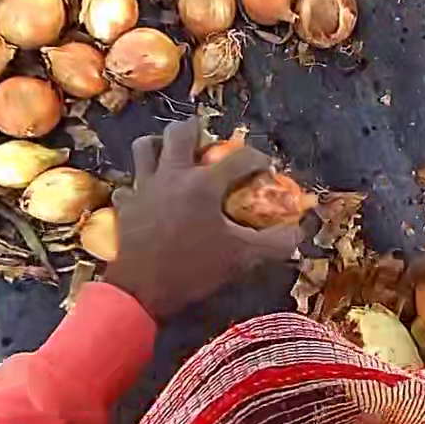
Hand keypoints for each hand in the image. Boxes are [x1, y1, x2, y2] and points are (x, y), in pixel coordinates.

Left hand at [103, 119, 304, 320]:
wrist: (141, 292)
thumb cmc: (194, 269)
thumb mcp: (243, 258)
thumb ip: (275, 243)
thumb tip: (298, 232)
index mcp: (204, 183)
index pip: (240, 157)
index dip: (259, 159)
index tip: (267, 169)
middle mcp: (172, 175)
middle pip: (181, 132)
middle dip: (199, 132)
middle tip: (210, 146)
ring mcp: (144, 187)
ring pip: (146, 147)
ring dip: (161, 146)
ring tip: (175, 158)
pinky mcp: (125, 205)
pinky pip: (130, 184)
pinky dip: (140, 186)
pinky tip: (151, 197)